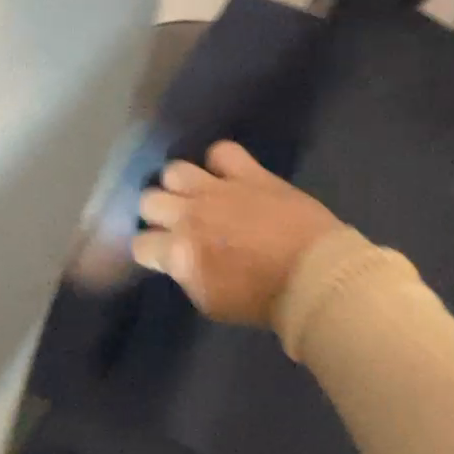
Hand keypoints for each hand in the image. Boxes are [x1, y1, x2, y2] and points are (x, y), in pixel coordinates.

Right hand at [132, 141, 342, 325]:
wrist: (313, 277)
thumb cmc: (259, 299)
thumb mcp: (209, 302)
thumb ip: (185, 275)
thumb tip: (178, 260)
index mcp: (178, 251)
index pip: (139, 244)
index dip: (148, 252)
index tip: (160, 257)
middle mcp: (190, 214)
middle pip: (148, 200)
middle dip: (156, 215)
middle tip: (174, 226)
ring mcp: (218, 189)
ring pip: (174, 170)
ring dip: (179, 186)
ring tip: (194, 197)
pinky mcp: (250, 174)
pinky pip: (221, 151)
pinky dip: (219, 163)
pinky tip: (225, 177)